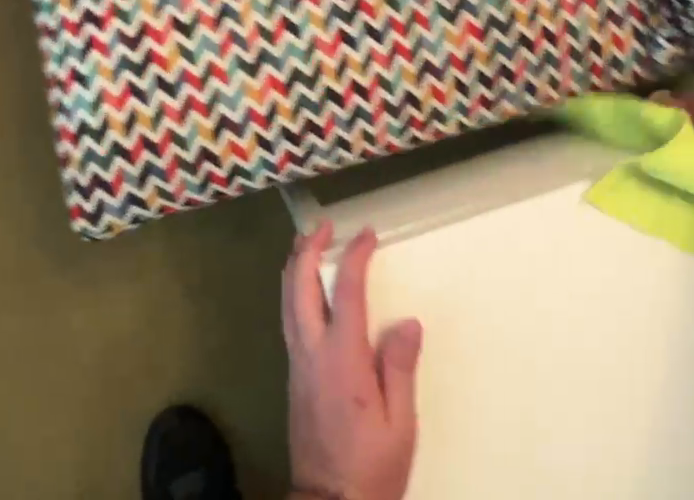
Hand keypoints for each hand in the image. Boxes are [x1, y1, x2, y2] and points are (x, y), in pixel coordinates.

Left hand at [283, 222, 421, 499]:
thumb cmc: (371, 466)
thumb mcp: (400, 423)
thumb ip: (400, 368)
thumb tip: (406, 322)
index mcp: (342, 358)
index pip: (347, 292)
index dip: (355, 256)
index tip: (367, 234)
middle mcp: (312, 353)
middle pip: (300, 288)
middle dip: (307, 250)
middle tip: (321, 226)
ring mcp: (297, 364)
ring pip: (287, 303)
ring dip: (295, 268)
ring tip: (305, 244)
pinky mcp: (293, 377)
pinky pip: (288, 320)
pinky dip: (293, 292)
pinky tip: (303, 291)